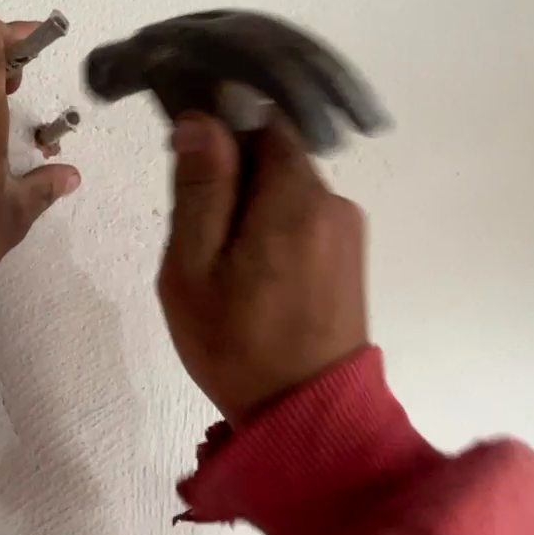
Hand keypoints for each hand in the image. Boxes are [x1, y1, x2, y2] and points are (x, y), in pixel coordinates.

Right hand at [158, 113, 368, 422]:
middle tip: (194, 231)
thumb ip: (199, 189)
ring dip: (248, 207)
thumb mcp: (192, 267)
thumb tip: (200, 119)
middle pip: (272, 156)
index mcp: (293, 197)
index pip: (260, 120)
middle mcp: (333, 200)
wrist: (305, 415)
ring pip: (284, 189)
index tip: (184, 162)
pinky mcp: (349, 256)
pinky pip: (300, 217)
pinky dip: (269, 229)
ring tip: (220, 263)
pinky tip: (251, 275)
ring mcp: (347, 230)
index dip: (219, 128)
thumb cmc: (234, 342)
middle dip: (229, 177)